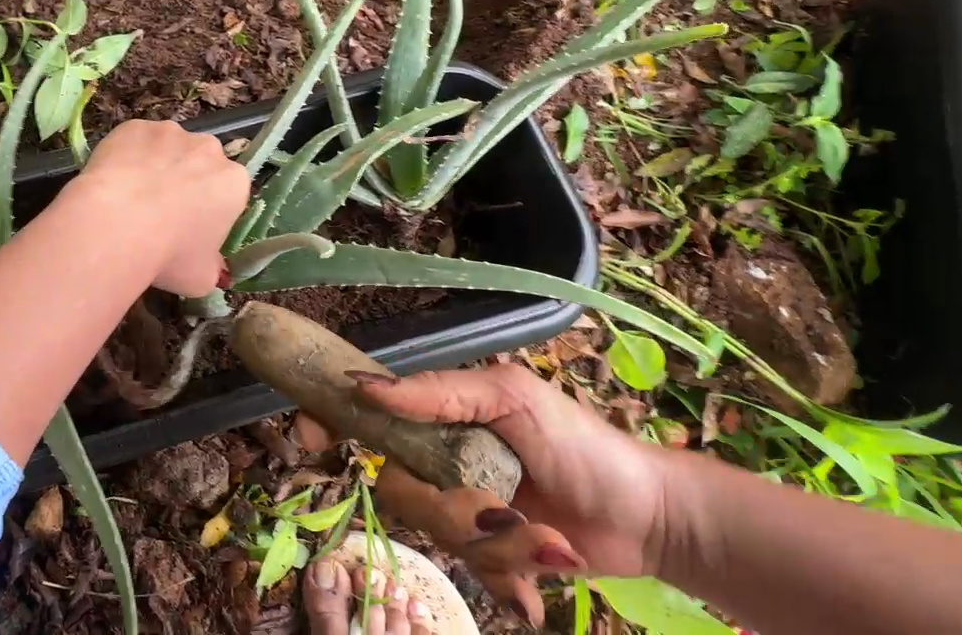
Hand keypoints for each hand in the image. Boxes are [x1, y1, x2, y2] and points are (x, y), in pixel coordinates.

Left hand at [66, 119, 249, 296]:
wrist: (115, 224)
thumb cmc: (167, 255)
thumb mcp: (202, 278)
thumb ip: (211, 267)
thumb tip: (208, 267)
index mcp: (233, 182)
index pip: (227, 193)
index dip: (209, 211)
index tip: (189, 229)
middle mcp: (208, 148)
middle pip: (199, 163)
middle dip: (185, 181)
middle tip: (158, 212)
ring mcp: (169, 132)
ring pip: (166, 148)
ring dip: (155, 166)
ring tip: (129, 198)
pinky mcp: (133, 126)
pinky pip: (133, 141)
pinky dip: (125, 156)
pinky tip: (111, 181)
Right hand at [313, 365, 678, 624]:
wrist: (651, 519)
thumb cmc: (580, 444)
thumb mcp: (509, 398)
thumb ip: (436, 392)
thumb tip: (362, 387)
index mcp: (436, 415)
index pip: (365, 413)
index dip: (329, 422)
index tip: (310, 439)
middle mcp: (437, 460)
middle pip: (397, 489)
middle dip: (453, 510)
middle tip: (504, 513)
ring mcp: (460, 508)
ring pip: (433, 533)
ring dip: (496, 545)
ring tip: (546, 543)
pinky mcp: (486, 553)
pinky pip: (467, 569)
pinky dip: (509, 574)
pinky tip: (547, 565)